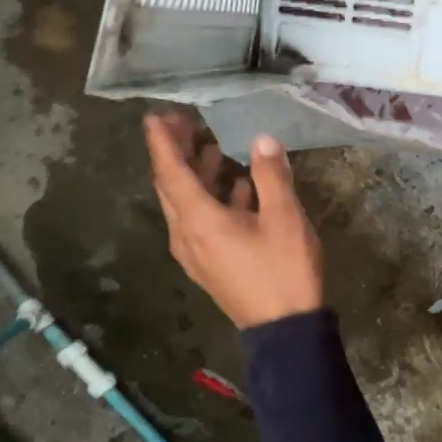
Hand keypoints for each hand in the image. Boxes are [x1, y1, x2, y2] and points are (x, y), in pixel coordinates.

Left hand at [144, 112, 323, 328]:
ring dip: (196, 174)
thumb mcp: (285, 218)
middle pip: (172, 187)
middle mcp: (186, 234)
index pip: (172, 173)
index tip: (156, 116)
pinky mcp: (210, 261)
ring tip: (213, 147)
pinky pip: (199, 219)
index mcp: (199, 220)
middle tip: (186, 123)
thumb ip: (272, 176)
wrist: (284, 325)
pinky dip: (210, 195)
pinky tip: (235, 186)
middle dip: (176, 154)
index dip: (163, 143)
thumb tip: (262, 140)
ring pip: (186, 203)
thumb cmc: (284, 268)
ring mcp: (196, 250)